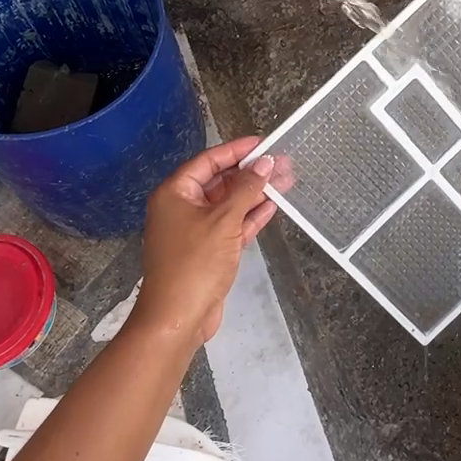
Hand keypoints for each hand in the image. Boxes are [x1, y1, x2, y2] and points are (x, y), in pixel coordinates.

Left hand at [135, 136, 294, 346]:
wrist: (178, 318)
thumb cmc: (195, 263)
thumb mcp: (223, 220)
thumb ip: (246, 189)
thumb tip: (265, 162)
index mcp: (175, 193)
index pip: (208, 160)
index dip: (236, 150)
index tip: (263, 142)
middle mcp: (182, 207)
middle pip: (219, 181)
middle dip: (250, 173)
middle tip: (281, 163)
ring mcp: (195, 230)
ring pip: (228, 204)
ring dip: (254, 194)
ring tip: (285, 181)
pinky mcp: (208, 250)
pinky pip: (231, 225)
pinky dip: (250, 216)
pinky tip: (272, 206)